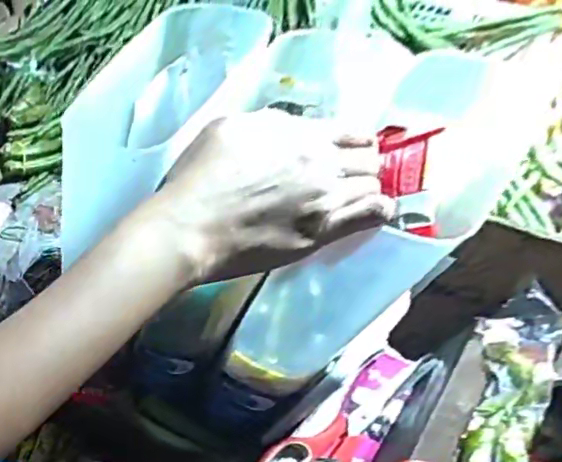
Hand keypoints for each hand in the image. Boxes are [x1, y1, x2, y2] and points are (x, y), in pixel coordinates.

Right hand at [148, 111, 392, 282]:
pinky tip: (369, 216)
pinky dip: (376, 212)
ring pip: (372, 186)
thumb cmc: (194, 183)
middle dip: (360, 168)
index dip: (351, 144)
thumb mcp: (226, 130)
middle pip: (368, 159)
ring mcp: (323, 200)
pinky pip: (370, 216)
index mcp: (302, 134)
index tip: (343, 156)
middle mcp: (322, 163)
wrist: (185, 231)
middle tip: (344, 183)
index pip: (352, 132)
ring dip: (364, 191)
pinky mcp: (316, 235)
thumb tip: (281, 132)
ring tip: (350, 203)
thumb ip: (266, 126)